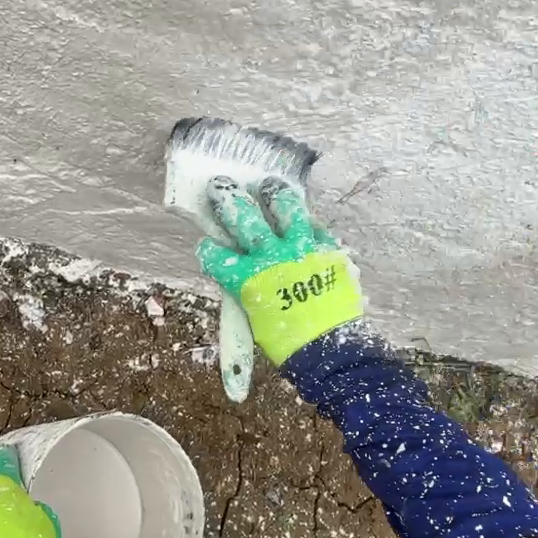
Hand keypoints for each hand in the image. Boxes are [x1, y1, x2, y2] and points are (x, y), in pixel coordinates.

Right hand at [196, 177, 363, 364]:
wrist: (329, 351)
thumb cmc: (286, 342)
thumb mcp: (253, 316)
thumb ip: (244, 287)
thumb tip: (239, 269)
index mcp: (246, 277)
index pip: (215, 254)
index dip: (209, 250)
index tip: (208, 247)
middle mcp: (270, 255)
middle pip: (243, 216)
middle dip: (227, 199)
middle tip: (221, 186)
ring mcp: (302, 248)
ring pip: (284, 207)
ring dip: (272, 195)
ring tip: (268, 187)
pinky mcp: (328, 249)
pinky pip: (316, 226)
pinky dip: (307, 223)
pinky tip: (302, 221)